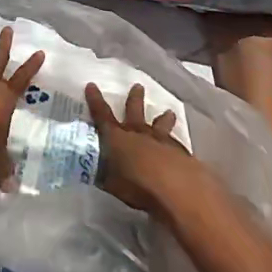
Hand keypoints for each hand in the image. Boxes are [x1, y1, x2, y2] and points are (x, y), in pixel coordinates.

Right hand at [85, 83, 205, 214]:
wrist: (173, 186)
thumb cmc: (135, 185)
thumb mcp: (111, 184)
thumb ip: (106, 175)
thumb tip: (100, 171)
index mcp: (117, 138)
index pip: (102, 116)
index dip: (95, 101)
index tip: (92, 85)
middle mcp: (138, 132)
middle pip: (135, 110)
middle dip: (135, 98)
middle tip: (138, 86)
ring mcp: (160, 139)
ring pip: (161, 123)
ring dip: (163, 118)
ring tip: (169, 112)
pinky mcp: (179, 149)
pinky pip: (175, 142)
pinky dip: (174, 142)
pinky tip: (178, 146)